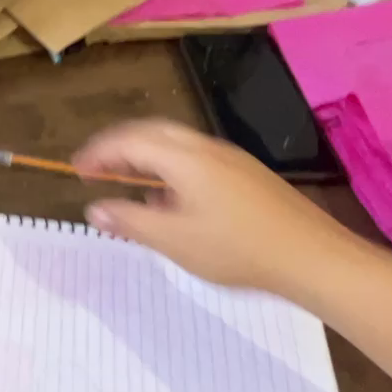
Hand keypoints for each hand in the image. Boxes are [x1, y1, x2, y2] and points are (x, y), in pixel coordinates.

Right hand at [74, 119, 358, 293]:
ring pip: (176, 144)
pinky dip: (168, 167)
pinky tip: (168, 199)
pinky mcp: (247, 176)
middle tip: (97, 168)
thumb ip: (129, 222)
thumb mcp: (173, 240)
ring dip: (144, 156)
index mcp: (186, 159)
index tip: (76, 169)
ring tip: (126, 182)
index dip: (99, 152)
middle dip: (120, 146)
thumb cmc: (237, 249)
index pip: (130, 141)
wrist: (315, 259)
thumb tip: (94, 209)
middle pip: (153, 132)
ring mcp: (232, 161)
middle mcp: (207, 150)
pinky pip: (195, 159)